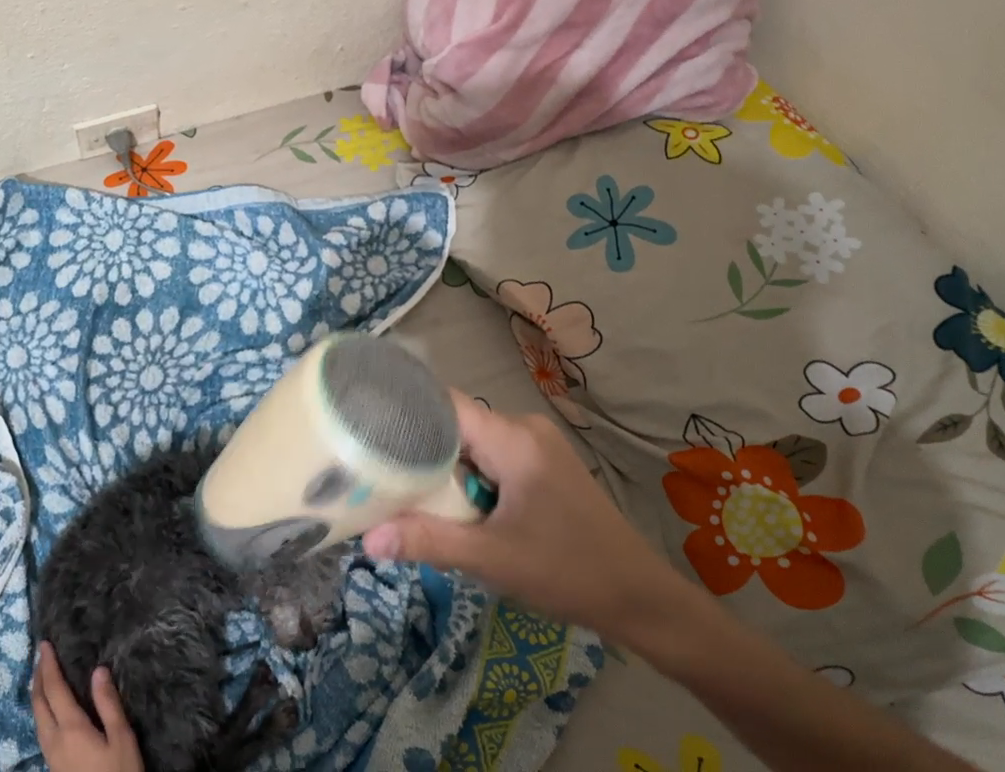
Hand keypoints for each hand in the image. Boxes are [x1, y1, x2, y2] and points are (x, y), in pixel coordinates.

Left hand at [31, 642, 142, 771]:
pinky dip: (42, 710)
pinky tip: (50, 711)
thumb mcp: (122, 740)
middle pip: (38, 702)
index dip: (48, 665)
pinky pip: (41, 729)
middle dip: (38, 676)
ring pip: (36, 717)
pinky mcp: (53, 766)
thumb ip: (108, 704)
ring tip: (43, 678)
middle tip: (42, 657)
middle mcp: (54, 739)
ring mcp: (50, 755)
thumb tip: (97, 670)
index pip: (54, 689)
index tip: (45, 644)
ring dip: (37, 693)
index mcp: (70, 728)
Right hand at [362, 397, 691, 638]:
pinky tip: (444, 501)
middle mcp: (524, 428)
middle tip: (370, 468)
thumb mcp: (492, 558)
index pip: (442, 403)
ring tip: (397, 487)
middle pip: (451, 422)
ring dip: (438, 465)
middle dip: (413, 446)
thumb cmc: (569, 571)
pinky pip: (487, 455)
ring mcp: (536, 445)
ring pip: (467, 441)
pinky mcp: (541, 465)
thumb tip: (366, 539)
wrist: (643, 600)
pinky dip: (462, 474)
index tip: (361, 428)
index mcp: (513, 438)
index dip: (401, 411)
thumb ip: (428, 541)